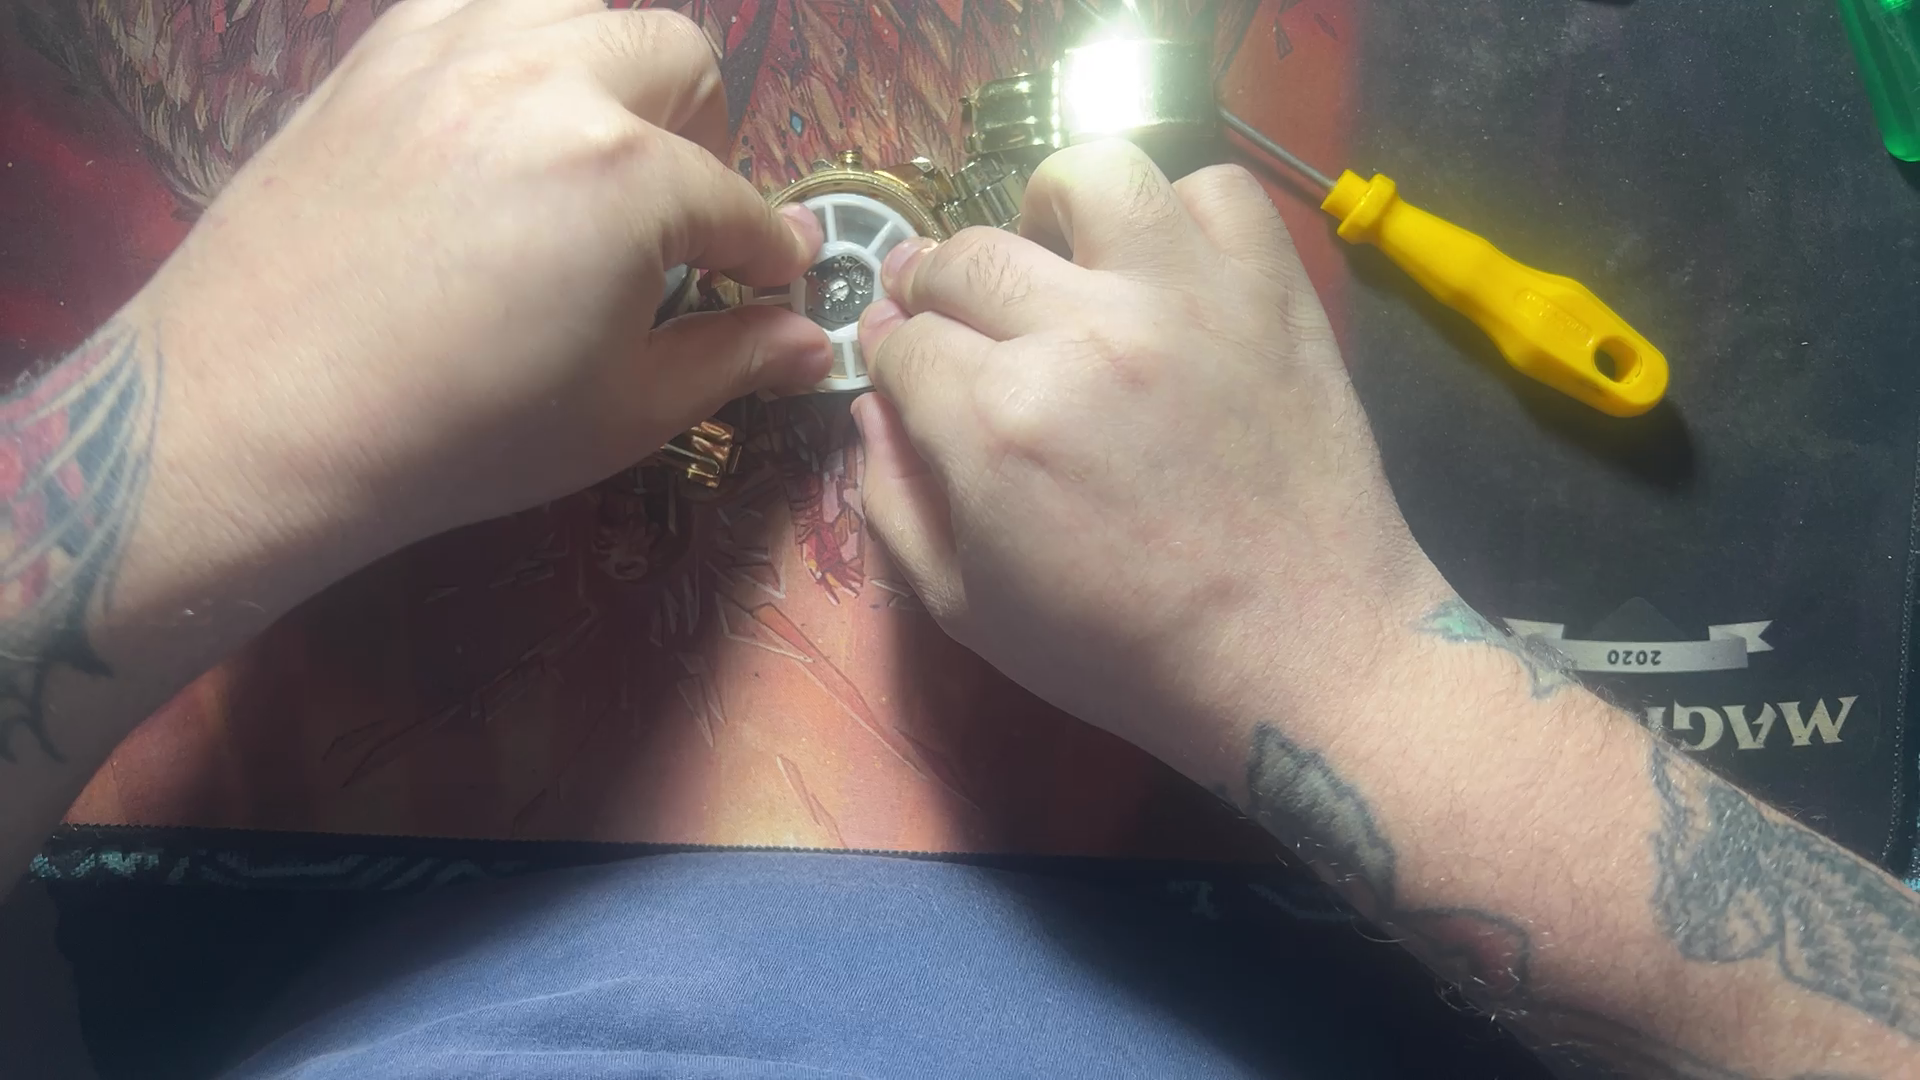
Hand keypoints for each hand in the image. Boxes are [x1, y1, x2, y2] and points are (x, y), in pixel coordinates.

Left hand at [132, 0, 826, 568]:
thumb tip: (819, 344)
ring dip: (627, 89)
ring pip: (587, 15)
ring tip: (606, 176)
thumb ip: (741, 357)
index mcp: (625, 173)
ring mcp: (448, 46)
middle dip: (711, 146)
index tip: (779, 291)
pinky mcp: (377, 53)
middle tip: (688, 230)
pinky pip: (491, 17)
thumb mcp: (637, 408)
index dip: (774, 258)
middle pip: (681, 60)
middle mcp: (546, 77)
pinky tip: (518, 151)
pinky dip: (539, 70)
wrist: (262, 419)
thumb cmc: (478, 430)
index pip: (742, 206)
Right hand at [853, 140, 1445, 761]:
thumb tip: (871, 409)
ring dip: (1043, 213)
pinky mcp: (1269, 290)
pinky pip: (1214, 191)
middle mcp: (1078, 334)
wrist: (1292, 653)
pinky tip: (1159, 270)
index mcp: (991, 423)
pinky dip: (1173, 215)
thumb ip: (893, 502)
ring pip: (1087, 176)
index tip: (902, 370)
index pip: (903, 343)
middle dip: (933, 286)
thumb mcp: (967, 608)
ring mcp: (1184, 297)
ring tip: (1051, 260)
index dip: (889, 356)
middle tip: (950, 319)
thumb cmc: (1119, 650)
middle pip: (965, 257)